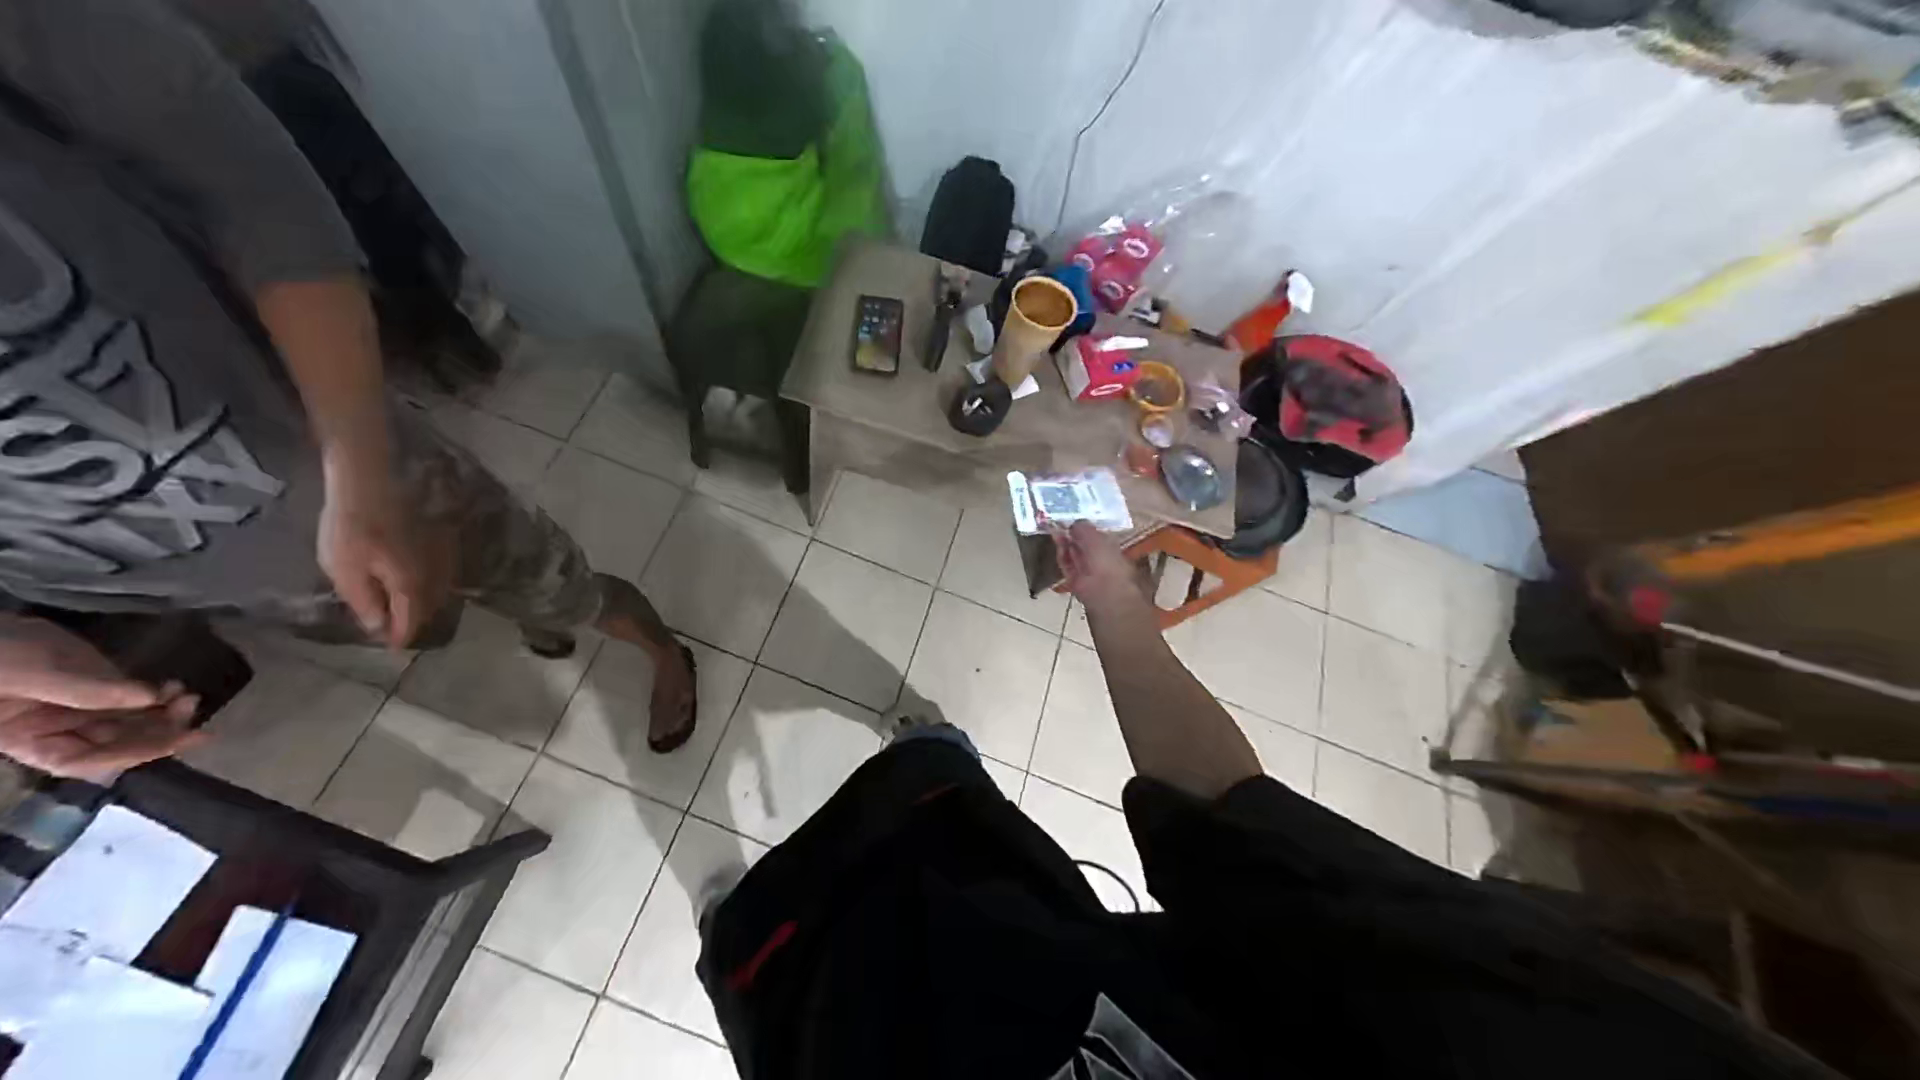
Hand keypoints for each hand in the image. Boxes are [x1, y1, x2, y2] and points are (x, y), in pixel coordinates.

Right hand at [0, 617, 203, 780]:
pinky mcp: (98, 687)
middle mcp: (54, 729)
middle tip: (191, 711)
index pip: (79, 761)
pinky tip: (174, 687)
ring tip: (188, 697)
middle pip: (113, 743)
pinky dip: (158, 697)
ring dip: (164, 715)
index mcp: (24, 738)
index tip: (173, 741)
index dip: (127, 755)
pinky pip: (132, 699)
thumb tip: (148, 699)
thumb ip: (86, 691)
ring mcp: (78, 708)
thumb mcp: (31, 675)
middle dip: (158, 732)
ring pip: (130, 723)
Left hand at [317, 472, 439, 649]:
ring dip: (425, 605)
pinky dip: (432, 587)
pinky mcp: (438, 545)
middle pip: (429, 608)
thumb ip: (364, 602)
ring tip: (409, 612)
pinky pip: (440, 575)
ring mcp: (440, 559)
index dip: (401, 637)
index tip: (393, 650)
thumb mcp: (344, 571)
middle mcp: (434, 576)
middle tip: (399, 632)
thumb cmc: (351, 530)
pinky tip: (420, 585)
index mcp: (411, 586)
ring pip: (439, 592)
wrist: (371, 486)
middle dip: (416, 622)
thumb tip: (379, 626)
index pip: (411, 620)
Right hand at [1053, 522, 1147, 614]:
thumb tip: (1072, 524)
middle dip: (1071, 535)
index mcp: (1110, 547)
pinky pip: (1067, 564)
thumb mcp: (1095, 537)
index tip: (1072, 520)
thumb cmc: (1105, 559)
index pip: (1095, 535)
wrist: (1102, 588)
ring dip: (1064, 543)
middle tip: (1059, 524)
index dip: (1084, 528)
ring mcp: (1086, 569)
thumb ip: (1083, 528)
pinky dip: (1062, 554)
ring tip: (1055, 530)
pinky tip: (1057, 544)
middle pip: (1082, 544)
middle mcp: (1098, 558)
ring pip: (1073, 553)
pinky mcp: (1074, 579)